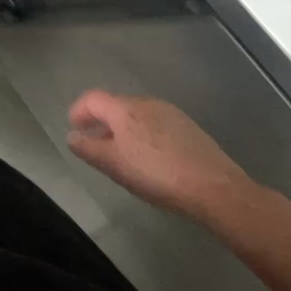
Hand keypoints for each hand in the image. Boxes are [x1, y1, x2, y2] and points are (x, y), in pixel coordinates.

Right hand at [66, 90, 255, 217]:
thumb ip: (87, 148)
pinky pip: (159, 126)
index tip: (75, 129)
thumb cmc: (156, 174)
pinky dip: (148, 136)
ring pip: (139, 116)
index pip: (92, 99)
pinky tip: (155, 158)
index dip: (79, 111)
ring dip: (127, 129)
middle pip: (116, 106)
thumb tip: (73, 136)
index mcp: (123, 108)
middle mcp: (146, 103)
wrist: (218, 190)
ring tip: (127, 153)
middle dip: (103, 122)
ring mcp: (173, 115)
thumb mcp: (113, 164)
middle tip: (99, 144)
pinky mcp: (192, 130)